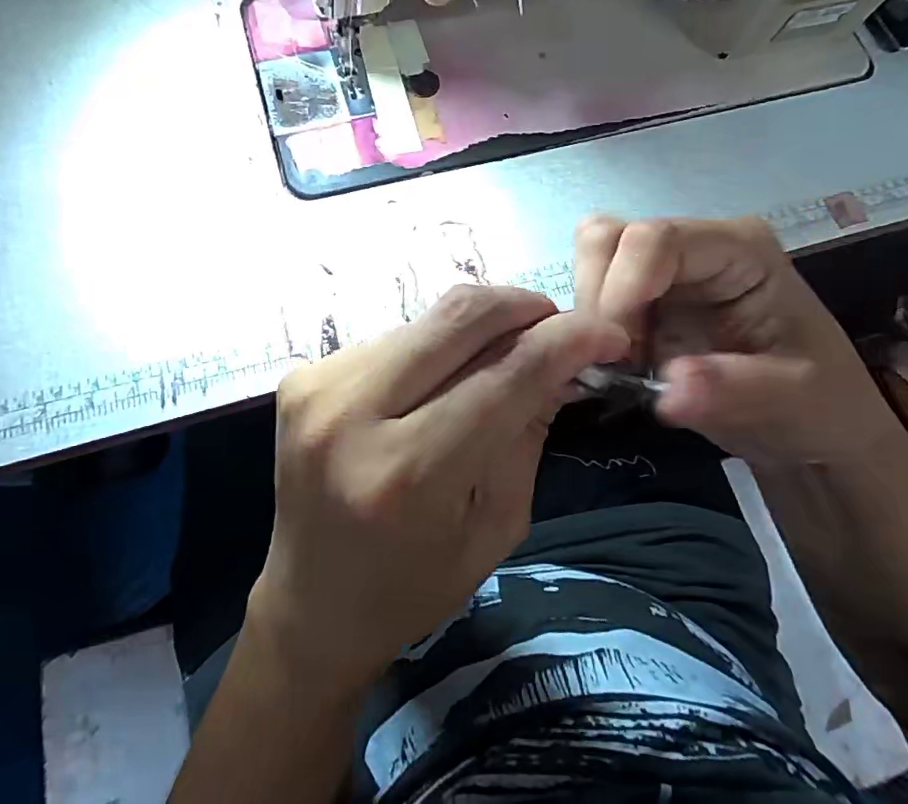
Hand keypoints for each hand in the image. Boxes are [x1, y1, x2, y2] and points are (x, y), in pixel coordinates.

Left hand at [249, 285, 627, 687]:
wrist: (311, 602)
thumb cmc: (412, 586)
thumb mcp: (495, 525)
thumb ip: (528, 432)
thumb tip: (563, 358)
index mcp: (406, 473)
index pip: (505, 375)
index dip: (569, 340)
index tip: (608, 334)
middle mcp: (351, 414)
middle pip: (457, 316)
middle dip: (523, 306)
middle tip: (556, 325)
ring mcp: (316, 386)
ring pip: (422, 321)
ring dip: (474, 331)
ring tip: (496, 363)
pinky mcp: (299, 377)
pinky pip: (387, 340)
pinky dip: (428, 352)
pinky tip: (433, 387)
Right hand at [571, 216, 903, 467]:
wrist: (808, 430)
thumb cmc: (818, 406)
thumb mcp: (793, 402)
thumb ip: (732, 391)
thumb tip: (667, 391)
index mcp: (738, 250)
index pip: (653, 240)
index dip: (623, 290)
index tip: (622, 354)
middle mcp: (691, 246)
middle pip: (607, 238)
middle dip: (598, 300)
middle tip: (615, 360)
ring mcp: (658, 269)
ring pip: (589, 260)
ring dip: (588, 314)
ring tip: (618, 363)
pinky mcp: (634, 297)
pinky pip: (586, 294)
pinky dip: (585, 328)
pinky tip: (613, 365)